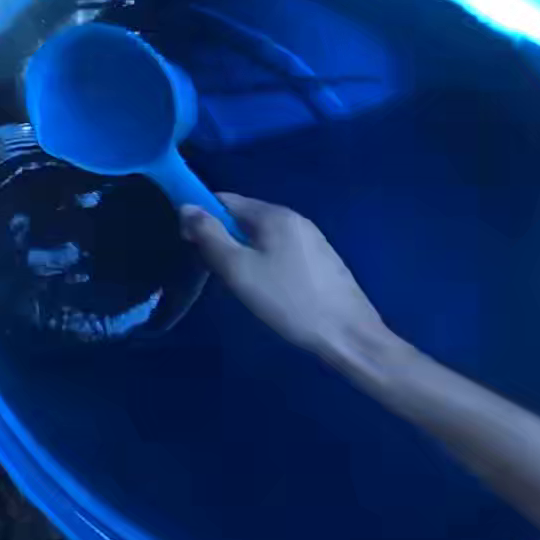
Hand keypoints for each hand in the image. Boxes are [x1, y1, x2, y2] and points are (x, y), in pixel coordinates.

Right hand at [180, 193, 394, 369]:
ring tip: (240, 278)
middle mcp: (295, 219)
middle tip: (216, 265)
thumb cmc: (287, 299)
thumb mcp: (235, 265)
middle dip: (220, 234)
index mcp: (274, 215)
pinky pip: (277, 248)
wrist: (352, 340)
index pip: (222, 199)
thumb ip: (206, 232)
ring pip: (258, 234)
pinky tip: (265, 284)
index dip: (200, 216)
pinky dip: (262, 258)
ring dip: (240, 249)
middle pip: (240, 216)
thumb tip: (186, 206)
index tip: (192, 243)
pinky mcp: (322, 260)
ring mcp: (313, 240)